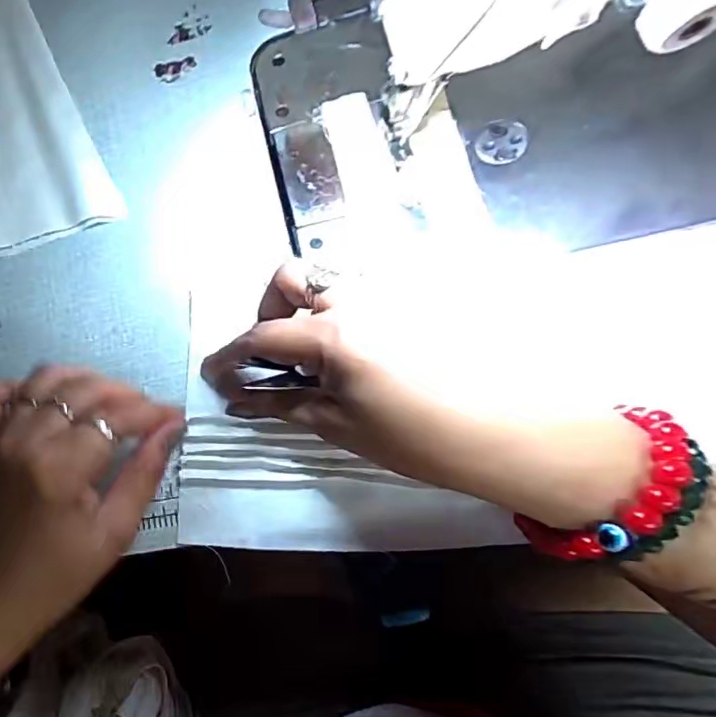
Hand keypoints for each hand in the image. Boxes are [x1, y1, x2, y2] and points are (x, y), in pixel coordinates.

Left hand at [0, 366, 182, 682]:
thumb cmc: (62, 574)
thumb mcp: (115, 531)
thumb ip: (143, 474)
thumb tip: (171, 429)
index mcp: (60, 467)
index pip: (114, 417)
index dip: (151, 412)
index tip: (177, 416)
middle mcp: (27, 440)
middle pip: (82, 390)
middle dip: (125, 394)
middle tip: (151, 413)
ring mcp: (0, 438)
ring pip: (43, 380)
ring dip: (83, 380)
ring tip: (112, 400)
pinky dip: (21, 388)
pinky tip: (48, 401)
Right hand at [200, 262, 645, 528]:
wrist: (499, 432)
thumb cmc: (415, 439)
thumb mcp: (340, 427)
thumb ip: (285, 404)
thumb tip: (242, 399)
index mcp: (331, 335)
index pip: (261, 336)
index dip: (230, 355)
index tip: (216, 374)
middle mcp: (354, 298)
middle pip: (287, 280)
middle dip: (267, 314)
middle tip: (276, 359)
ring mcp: (386, 292)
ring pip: (325, 277)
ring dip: (303, 308)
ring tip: (317, 356)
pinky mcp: (411, 297)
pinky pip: (359, 288)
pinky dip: (339, 310)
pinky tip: (356, 350)